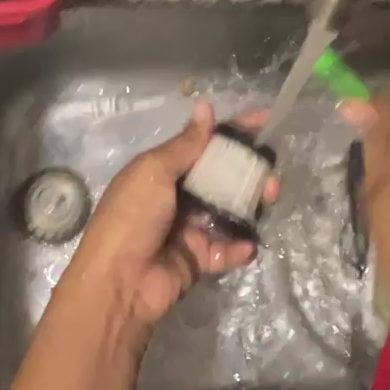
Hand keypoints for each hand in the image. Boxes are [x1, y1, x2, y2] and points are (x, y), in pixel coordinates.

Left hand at [63, 101, 279, 331]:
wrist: (117, 283)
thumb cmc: (132, 217)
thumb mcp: (154, 171)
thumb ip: (185, 144)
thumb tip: (205, 106)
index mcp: (163, 170)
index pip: (203, 143)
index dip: (232, 130)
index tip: (265, 119)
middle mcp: (177, 196)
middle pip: (221, 176)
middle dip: (248, 169)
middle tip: (271, 168)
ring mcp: (189, 229)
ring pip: (229, 210)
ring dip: (251, 202)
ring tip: (270, 195)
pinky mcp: (198, 260)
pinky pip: (226, 249)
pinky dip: (240, 246)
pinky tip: (249, 243)